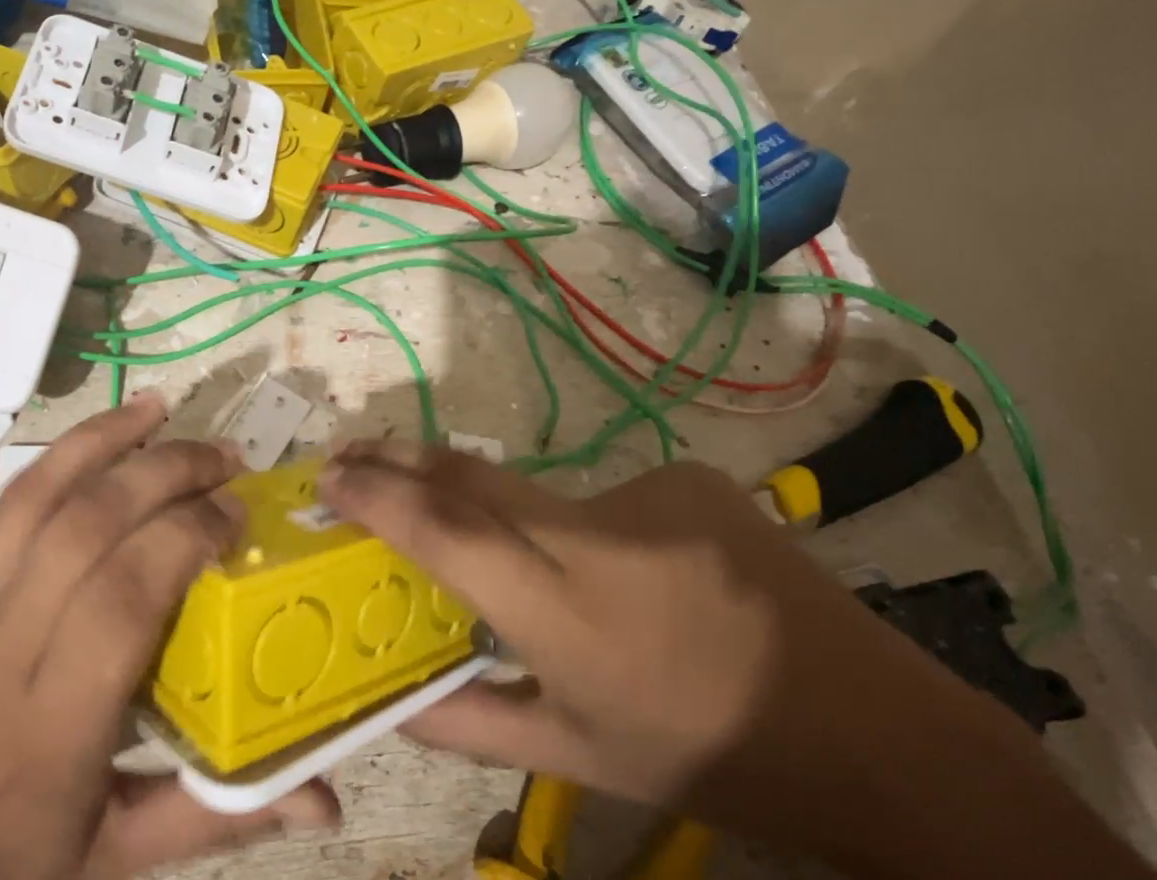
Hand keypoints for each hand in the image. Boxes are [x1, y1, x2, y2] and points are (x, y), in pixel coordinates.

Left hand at [0, 395, 338, 879]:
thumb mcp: (110, 858)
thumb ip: (215, 814)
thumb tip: (328, 803)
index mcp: (50, 728)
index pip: (124, 597)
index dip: (187, 538)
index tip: (239, 517)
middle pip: (85, 530)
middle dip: (164, 474)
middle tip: (228, 460)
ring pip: (32, 498)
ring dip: (104, 442)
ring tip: (166, 413)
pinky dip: (50, 461)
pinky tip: (92, 439)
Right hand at [315, 442, 1136, 876]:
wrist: (879, 733)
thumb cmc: (704, 755)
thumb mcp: (574, 755)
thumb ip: (464, 723)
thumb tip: (386, 701)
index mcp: (563, 611)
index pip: (445, 528)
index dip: (378, 493)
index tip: (328, 475)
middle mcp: (598, 535)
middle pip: (472, 473)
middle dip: (400, 456)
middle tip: (351, 452)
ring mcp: (650, 495)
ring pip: (533, 489)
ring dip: (500, 510)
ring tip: (525, 567)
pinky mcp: (689, 478)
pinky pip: (599, 495)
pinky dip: (578, 526)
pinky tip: (620, 573)